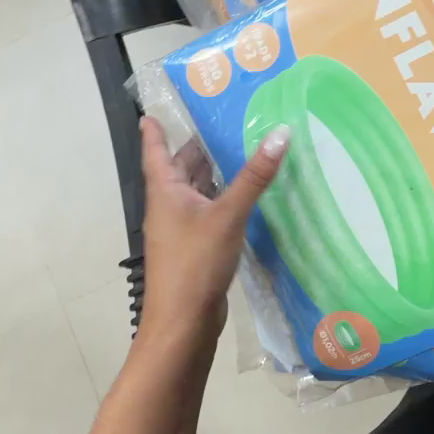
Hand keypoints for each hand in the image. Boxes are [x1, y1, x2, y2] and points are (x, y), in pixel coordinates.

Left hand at [138, 117, 288, 349]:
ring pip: (199, 190)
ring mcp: (183, 228)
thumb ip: (254, 176)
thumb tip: (280, 133)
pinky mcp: (199, 246)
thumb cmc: (195, 262)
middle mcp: (170, 206)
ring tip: (242, 149)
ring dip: (216, 172)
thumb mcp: (228, 214)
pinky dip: (226, 197)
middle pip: (182, 168)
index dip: (156, 132)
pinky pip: (212, 211)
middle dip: (198, 147)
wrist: (184, 322)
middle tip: (224, 122)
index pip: (157, 152)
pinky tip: (249, 194)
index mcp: (166, 192)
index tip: (153, 112)